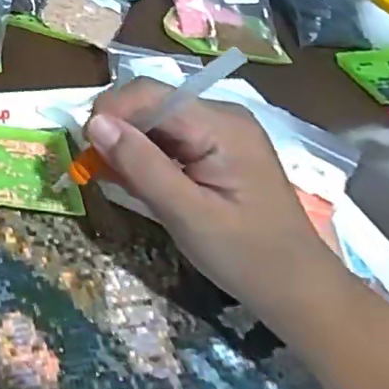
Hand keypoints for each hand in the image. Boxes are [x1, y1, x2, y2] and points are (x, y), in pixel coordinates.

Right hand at [84, 78, 341, 320]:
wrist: (302, 295)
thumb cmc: (248, 258)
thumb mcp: (188, 216)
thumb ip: (141, 166)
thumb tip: (93, 123)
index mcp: (221, 124)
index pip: (150, 94)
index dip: (111, 112)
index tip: (86, 148)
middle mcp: (220, 114)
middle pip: (150, 101)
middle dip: (117, 128)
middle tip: (98, 167)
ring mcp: (219, 128)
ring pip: (154, 118)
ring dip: (129, 143)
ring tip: (117, 178)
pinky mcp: (215, 145)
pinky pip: (167, 134)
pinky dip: (145, 153)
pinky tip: (140, 180)